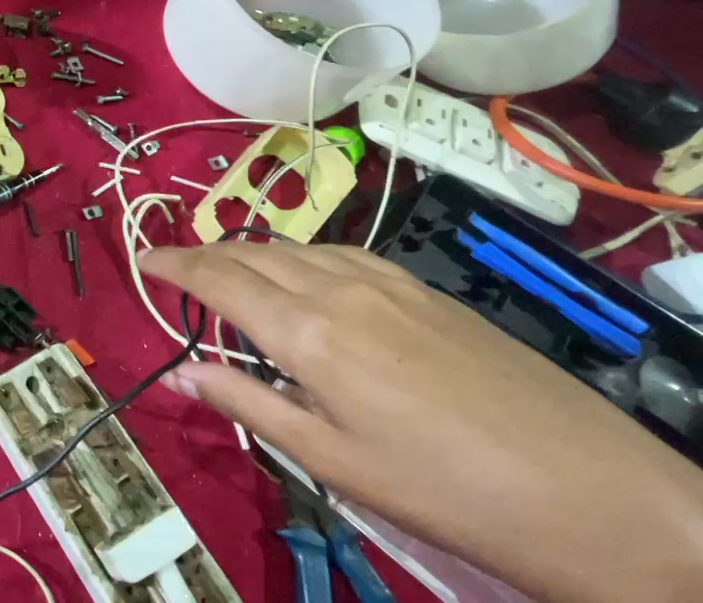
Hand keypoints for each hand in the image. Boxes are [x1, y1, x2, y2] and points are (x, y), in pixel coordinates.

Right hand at [141, 241, 702, 602]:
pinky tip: (306, 277)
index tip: (141, 258)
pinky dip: (301, 256)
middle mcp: (340, 291)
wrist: (605, 500)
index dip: (172, 263)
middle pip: (252, 252)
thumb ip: (248, 406)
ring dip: (250, 251)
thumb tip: (178, 373)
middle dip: (205, 254)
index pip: (218, 278)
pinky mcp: (429, 294)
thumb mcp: (333, 463)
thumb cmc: (448, 493)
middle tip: (176, 268)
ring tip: (231, 271)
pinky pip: (342, 255)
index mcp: (306, 334)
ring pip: (296, 247)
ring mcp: (390, 286)